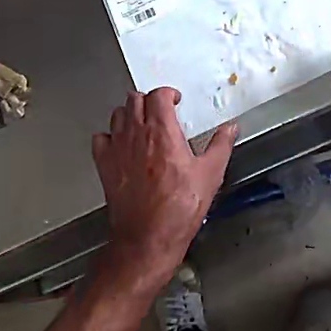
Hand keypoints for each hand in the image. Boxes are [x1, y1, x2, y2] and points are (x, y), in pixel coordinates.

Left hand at [90, 88, 236, 292]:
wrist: (148, 237)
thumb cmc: (178, 209)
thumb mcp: (210, 174)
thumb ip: (220, 145)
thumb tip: (230, 129)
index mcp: (162, 131)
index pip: (159, 95)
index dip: (168, 94)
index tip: (175, 100)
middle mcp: (136, 134)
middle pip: (135, 99)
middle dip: (150, 101)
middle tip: (161, 110)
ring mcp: (117, 148)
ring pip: (117, 114)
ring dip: (130, 114)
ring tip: (142, 124)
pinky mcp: (105, 165)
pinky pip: (101, 138)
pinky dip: (110, 136)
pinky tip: (121, 145)